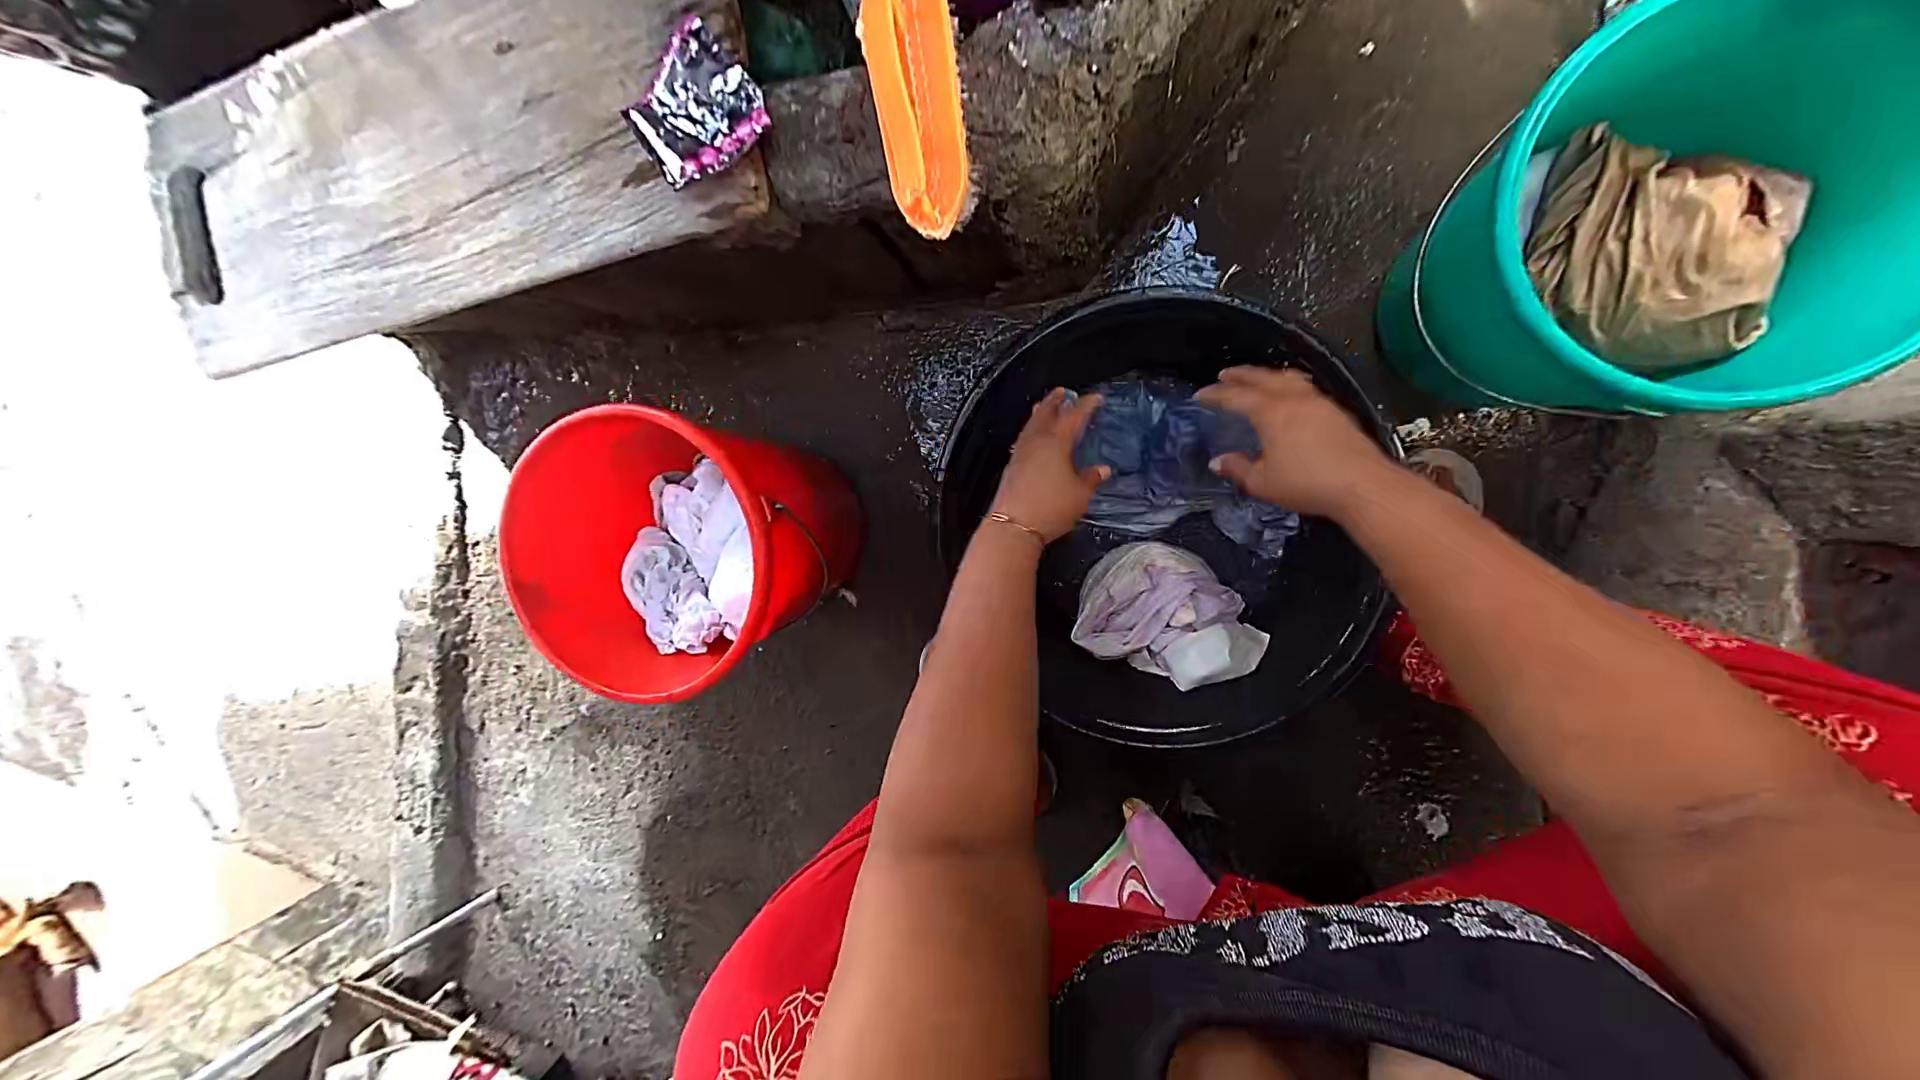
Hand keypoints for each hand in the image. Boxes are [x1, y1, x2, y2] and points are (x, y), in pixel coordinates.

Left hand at [989, 388, 1109, 542]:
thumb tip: (1102, 470)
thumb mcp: (1080, 494)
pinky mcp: (1011, 467)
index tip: (1095, 399)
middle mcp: (1036, 443)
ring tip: (1044, 407)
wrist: (1014, 526)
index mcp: (1056, 443)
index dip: (1086, 405)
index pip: (1073, 416)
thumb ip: (1091, 479)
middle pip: (1045, 414)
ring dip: (1039, 413)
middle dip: (1055, 401)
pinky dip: (1029, 432)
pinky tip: (1031, 438)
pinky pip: (1022, 440)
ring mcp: (1020, 454)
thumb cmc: (1050, 508)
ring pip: (1031, 425)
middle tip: (1062, 392)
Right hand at [1195, 367, 1395, 517]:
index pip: (1236, 397)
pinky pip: (1305, 388)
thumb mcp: (1263, 483)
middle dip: (1241, 375)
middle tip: (1225, 374)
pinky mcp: (1336, 412)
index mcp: (1272, 414)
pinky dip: (1288, 385)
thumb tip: (1218, 462)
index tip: (1201, 395)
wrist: (1363, 486)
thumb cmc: (1309, 485)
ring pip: (1288, 379)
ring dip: (1268, 376)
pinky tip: (1288, 396)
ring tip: (1258, 379)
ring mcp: (1319, 403)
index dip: (1216, 394)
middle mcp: (1295, 401)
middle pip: (1263, 378)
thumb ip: (1238, 469)